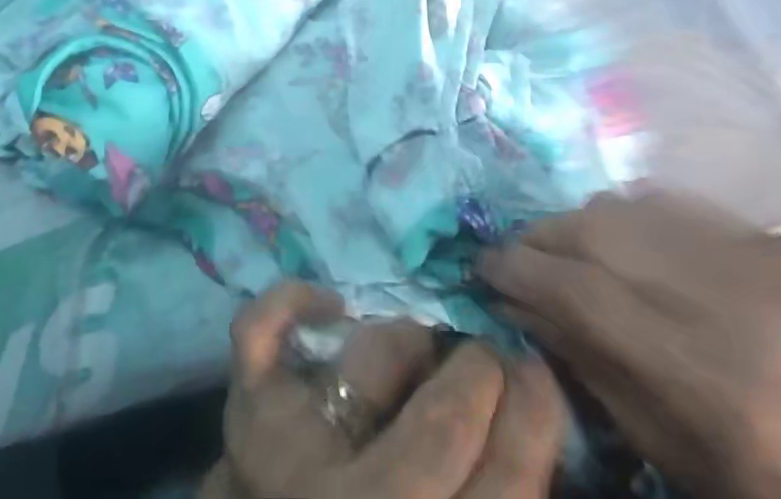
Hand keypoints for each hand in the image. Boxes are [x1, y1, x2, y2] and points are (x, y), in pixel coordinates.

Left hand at [205, 281, 567, 498]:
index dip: (535, 415)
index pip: (507, 480)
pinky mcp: (243, 405)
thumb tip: (527, 410)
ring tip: (419, 348)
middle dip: (479, 371)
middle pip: (443, 418)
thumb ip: (491, 479)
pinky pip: (260, 329)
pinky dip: (295, 300)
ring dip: (408, 338)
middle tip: (483, 356)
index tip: (536, 373)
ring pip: (371, 355)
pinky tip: (334, 304)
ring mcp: (289, 445)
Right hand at [479, 193, 780, 498]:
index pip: (576, 288)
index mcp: (693, 369)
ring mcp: (753, 266)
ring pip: (629, 206)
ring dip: (581, 222)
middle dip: (541, 236)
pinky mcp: (768, 247)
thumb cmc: (733, 464)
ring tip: (569, 247)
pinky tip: (624, 235)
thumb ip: (573, 352)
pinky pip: (672, 202)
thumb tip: (508, 294)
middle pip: (598, 230)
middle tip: (519, 254)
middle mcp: (723, 304)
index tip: (483, 265)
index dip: (516, 267)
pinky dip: (631, 211)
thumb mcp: (644, 430)